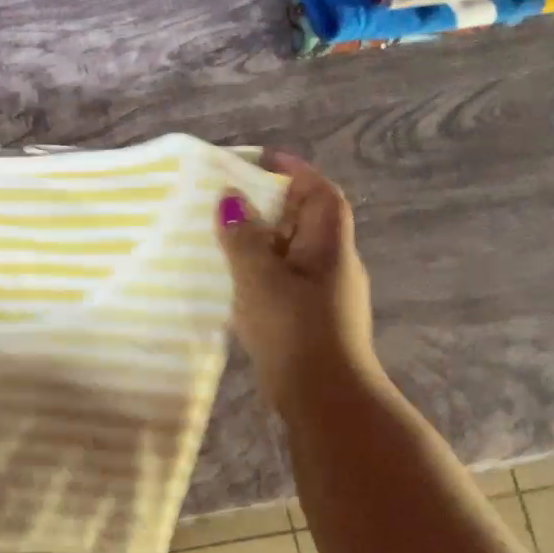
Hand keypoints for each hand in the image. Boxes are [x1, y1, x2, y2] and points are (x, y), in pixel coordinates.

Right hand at [217, 152, 382, 413]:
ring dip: (262, 239)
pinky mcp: (307, 319)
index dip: (297, 172)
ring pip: (292, 252)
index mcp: (329, 248)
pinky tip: (231, 280)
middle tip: (230, 196)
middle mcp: (332, 265)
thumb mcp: (261, 280)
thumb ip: (244, 240)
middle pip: (308, 221)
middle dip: (274, 203)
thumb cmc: (295, 330)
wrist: (323, 394)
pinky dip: (258, 269)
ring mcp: (323, 294)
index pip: (321, 195)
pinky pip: (282, 279)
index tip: (263, 158)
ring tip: (221, 236)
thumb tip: (231, 200)